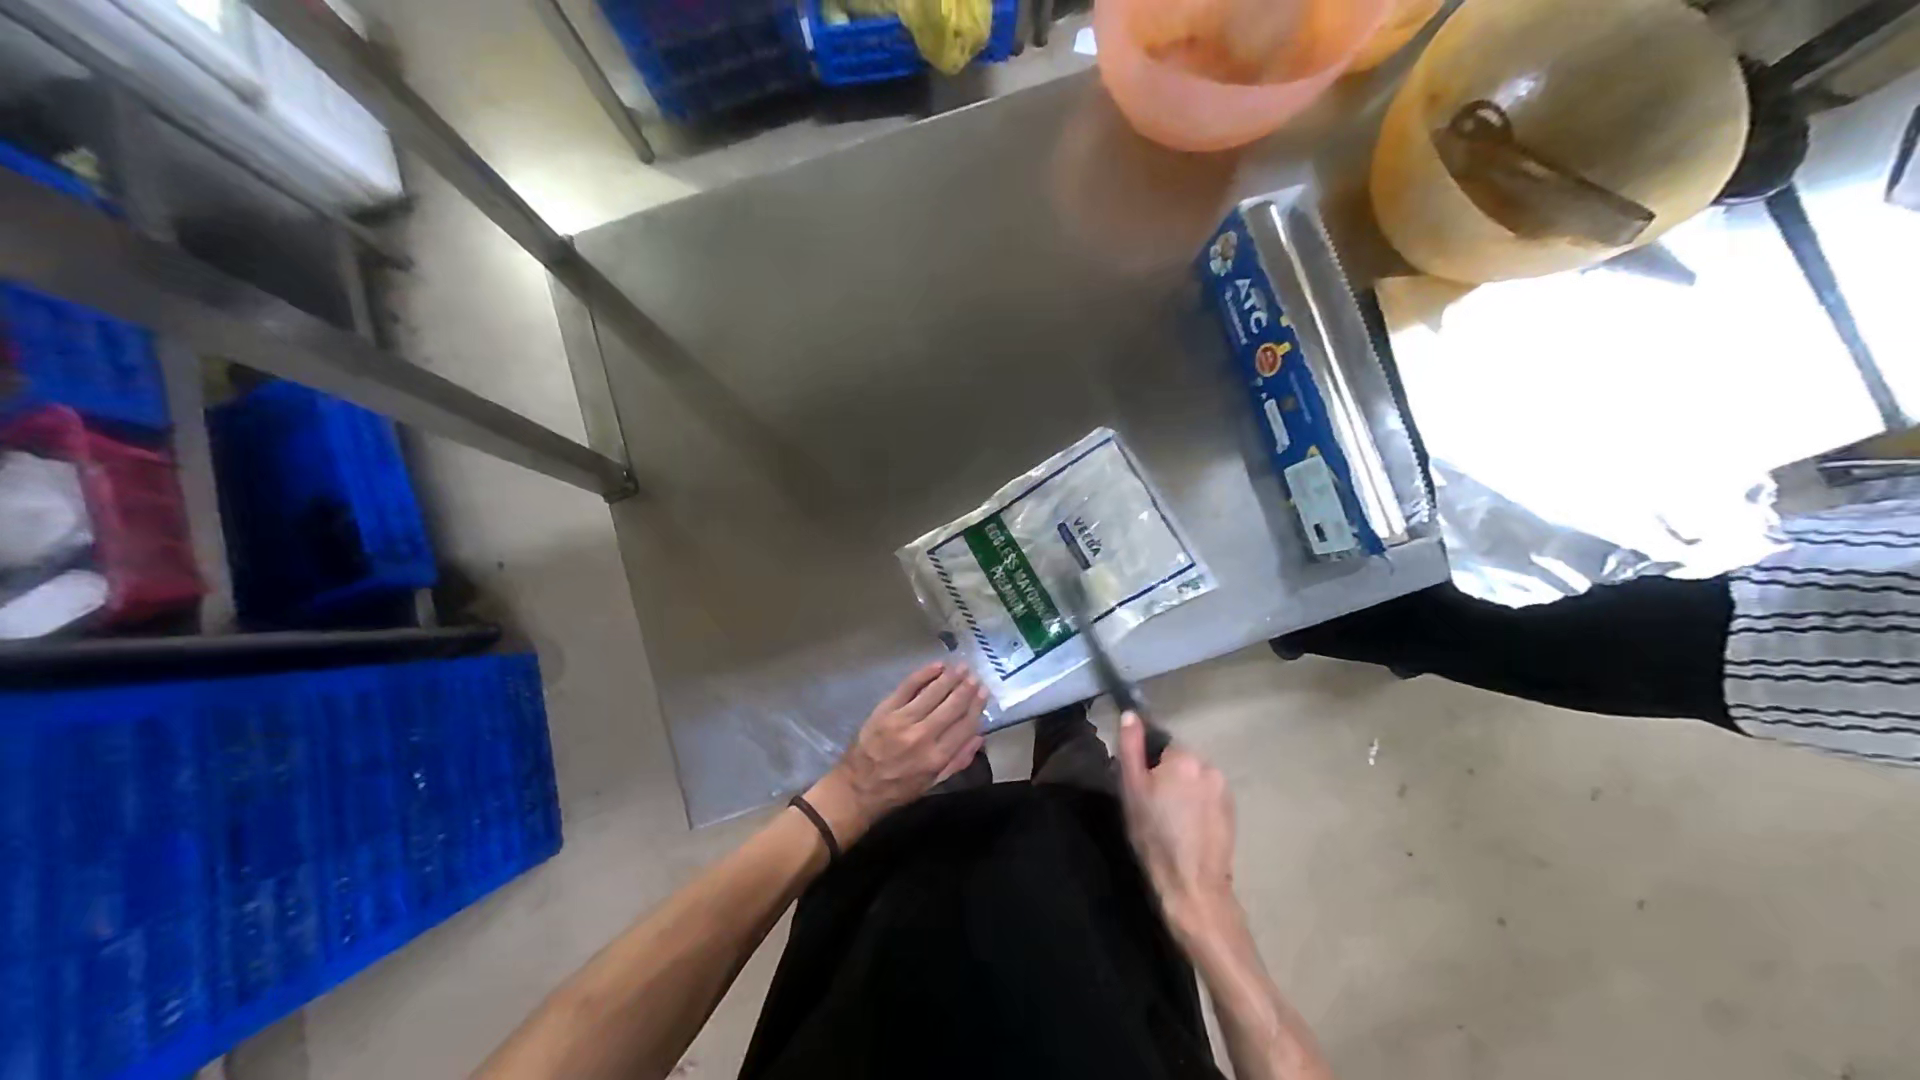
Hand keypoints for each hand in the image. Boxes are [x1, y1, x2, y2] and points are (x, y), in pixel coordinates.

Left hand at [803, 662, 987, 847]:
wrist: (857, 788)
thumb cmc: (898, 789)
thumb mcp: (932, 783)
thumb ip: (958, 760)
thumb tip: (979, 736)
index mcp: (936, 758)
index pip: (964, 726)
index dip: (976, 707)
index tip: (984, 693)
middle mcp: (922, 737)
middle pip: (951, 706)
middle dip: (966, 689)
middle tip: (975, 676)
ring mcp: (902, 721)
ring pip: (932, 693)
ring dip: (949, 678)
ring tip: (961, 667)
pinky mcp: (885, 710)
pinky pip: (908, 686)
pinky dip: (923, 674)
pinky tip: (936, 666)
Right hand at [1117, 711, 1240, 946]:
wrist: (1192, 885)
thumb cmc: (1154, 835)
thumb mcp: (1131, 789)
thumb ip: (1131, 746)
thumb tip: (1131, 713)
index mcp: (1185, 757)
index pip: (1162, 745)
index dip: (1149, 766)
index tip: (1143, 789)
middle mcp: (1210, 767)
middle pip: (1181, 761)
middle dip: (1168, 776)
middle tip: (1154, 807)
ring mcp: (1225, 790)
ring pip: (1195, 779)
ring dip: (1184, 791)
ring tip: (1171, 821)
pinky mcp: (1232, 812)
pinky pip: (1208, 797)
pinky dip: (1198, 806)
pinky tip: (1188, 829)